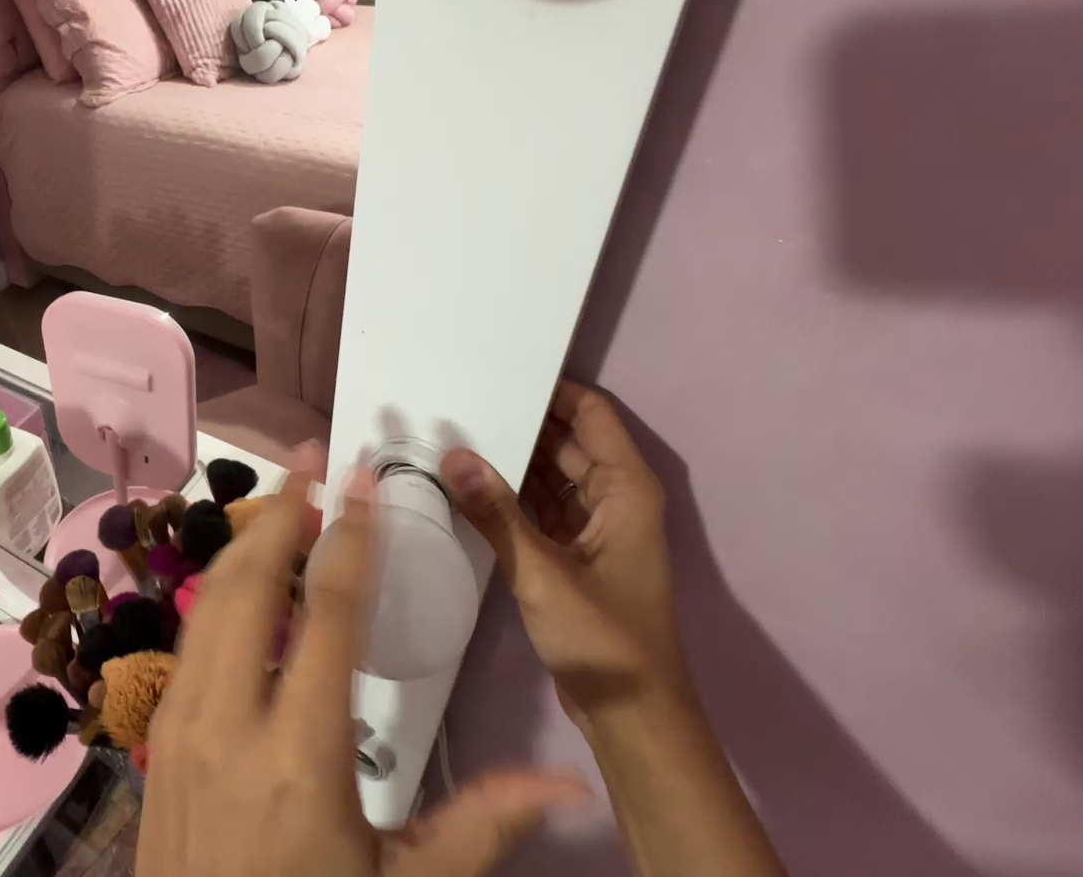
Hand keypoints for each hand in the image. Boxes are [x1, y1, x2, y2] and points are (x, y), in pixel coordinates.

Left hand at [141, 445, 590, 876]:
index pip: (327, 612)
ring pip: (210, 600)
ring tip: (282, 496)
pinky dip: (220, 589)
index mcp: (302, 754)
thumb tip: (572, 782)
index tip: (361, 478)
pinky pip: (192, 637)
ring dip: (246, 540)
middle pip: (249, 582)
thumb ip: (483, 824)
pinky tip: (246, 575)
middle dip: (282, 510)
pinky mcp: (159, 733)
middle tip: (312, 458)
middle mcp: (229, 719)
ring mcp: (181, 721)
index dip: (349, 536)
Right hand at [442, 379, 688, 722]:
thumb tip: (452, 454)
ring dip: (509, 458)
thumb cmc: (602, 637)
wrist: (630, 713)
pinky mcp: (571, 551)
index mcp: (624, 488)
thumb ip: (496, 511)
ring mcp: (591, 525)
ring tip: (452, 433)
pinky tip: (466, 483)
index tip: (498, 370)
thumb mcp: (542, 571)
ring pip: (547, 473)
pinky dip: (508, 493)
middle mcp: (612, 497)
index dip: (550, 388)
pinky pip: (538, 504)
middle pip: (564, 439)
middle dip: (519, 420)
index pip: (590, 413)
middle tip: (459, 400)